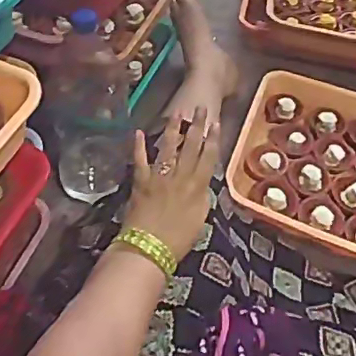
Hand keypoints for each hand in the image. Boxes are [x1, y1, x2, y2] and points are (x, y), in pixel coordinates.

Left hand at [121, 107, 220, 263]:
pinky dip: (139, 146)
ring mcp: (159, 176)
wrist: (149, 249)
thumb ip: (202, 198)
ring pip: (168, 147)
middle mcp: (180, 176)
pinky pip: (140, 160)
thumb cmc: (178, 240)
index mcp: (197, 187)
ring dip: (173, 128)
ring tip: (176, 112)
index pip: (208, 157)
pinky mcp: (140, 181)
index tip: (216, 123)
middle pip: (191, 146)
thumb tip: (203, 184)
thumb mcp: (200, 220)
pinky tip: (140, 132)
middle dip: (197, 125)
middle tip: (200, 106)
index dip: (213, 139)